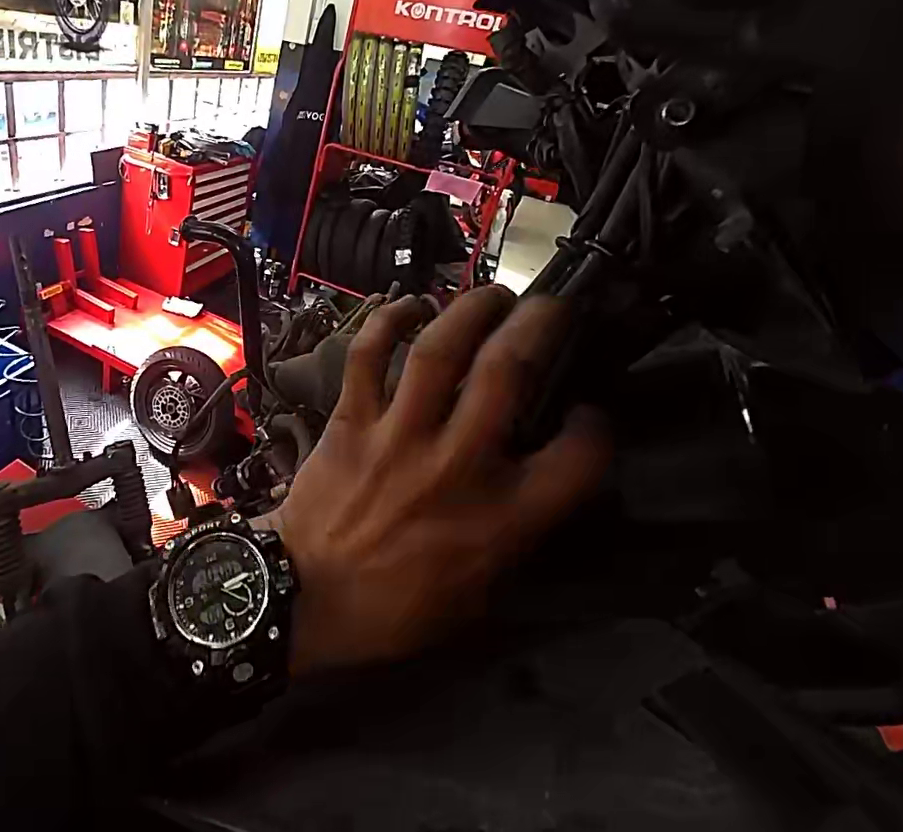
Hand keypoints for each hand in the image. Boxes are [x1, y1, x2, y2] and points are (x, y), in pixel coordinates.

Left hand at [274, 286, 613, 674]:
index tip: (588, 413)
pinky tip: (411, 305)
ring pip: (440, 349)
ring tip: (491, 296)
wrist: (306, 598)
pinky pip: (369, 354)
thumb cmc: (397, 606)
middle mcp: (456, 463)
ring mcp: (399, 433)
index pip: (578, 457)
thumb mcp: (481, 592)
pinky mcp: (352, 418)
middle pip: (509, 370)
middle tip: (549, 306)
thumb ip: (519, 533)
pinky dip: (389, 320)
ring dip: (471, 309)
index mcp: (500, 516)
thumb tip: (540, 479)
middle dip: (540, 322)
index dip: (597, 427)